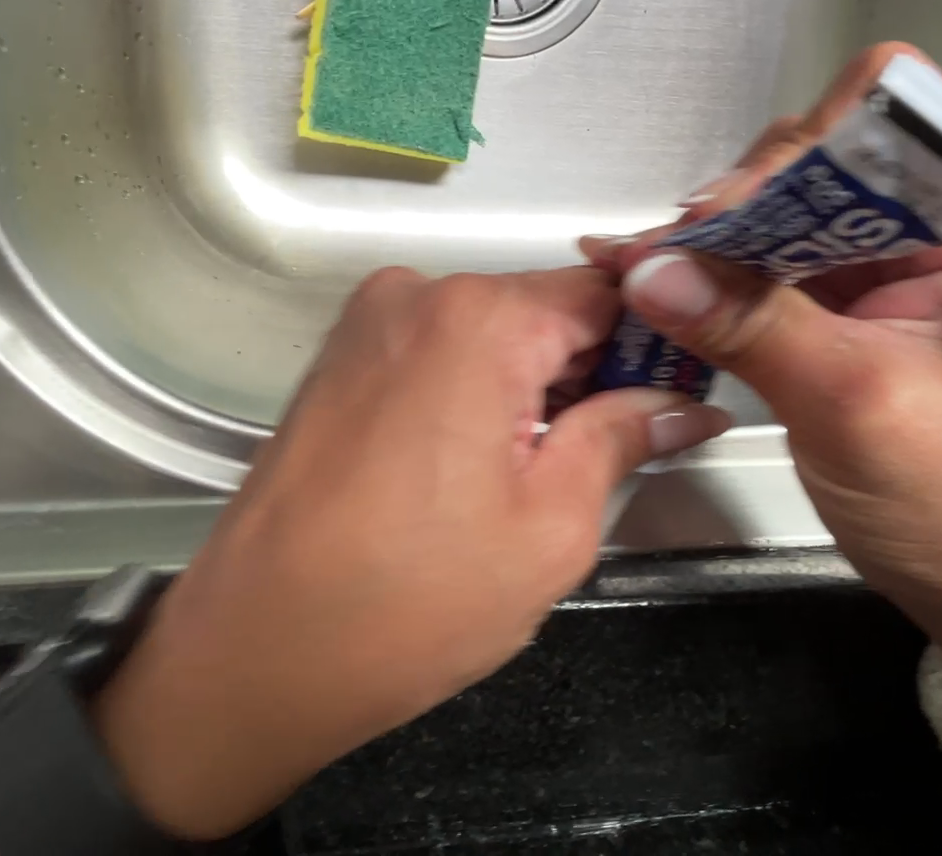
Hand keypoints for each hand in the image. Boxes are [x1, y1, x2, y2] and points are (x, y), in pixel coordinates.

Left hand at [91, 267, 729, 837]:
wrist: (256, 647)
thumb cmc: (411, 598)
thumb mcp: (551, 526)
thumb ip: (622, 438)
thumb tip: (684, 404)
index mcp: (479, 318)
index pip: (606, 295)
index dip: (652, 345)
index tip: (674, 397)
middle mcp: (416, 294)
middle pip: (541, 310)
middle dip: (588, 372)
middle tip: (613, 451)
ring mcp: (367, 322)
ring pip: (488, 333)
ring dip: (529, 385)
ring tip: (532, 472)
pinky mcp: (339, 358)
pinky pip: (435, 351)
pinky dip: (473, 389)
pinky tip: (472, 462)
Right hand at [584, 43, 941, 752]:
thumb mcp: (859, 411)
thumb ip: (753, 327)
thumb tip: (646, 269)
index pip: (886, 118)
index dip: (792, 154)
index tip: (714, 220)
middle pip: (821, 160)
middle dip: (736, 203)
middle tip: (663, 256)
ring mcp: (895, 270)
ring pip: (786, 214)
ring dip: (715, 242)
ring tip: (648, 273)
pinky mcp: (856, 312)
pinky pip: (776, 270)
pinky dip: (719, 279)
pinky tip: (663, 288)